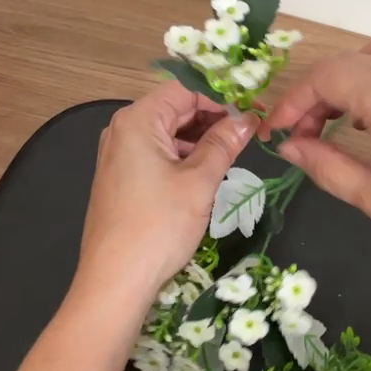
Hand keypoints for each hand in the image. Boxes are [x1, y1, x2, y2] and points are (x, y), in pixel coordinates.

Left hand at [73, 81, 254, 311]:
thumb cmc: (158, 226)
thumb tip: (247, 119)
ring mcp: (118, 155)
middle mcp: (122, 130)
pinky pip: (157, 155)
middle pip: (175, 109)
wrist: (115, 280)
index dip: (222, 97)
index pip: (186, 90)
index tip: (254, 111)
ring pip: (167, 134)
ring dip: (200, 140)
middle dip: (213, 118)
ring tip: (232, 155)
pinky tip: (206, 173)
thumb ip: (224, 144)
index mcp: (137, 120)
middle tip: (250, 134)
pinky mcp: (120, 179)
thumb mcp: (199, 182)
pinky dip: (183, 158)